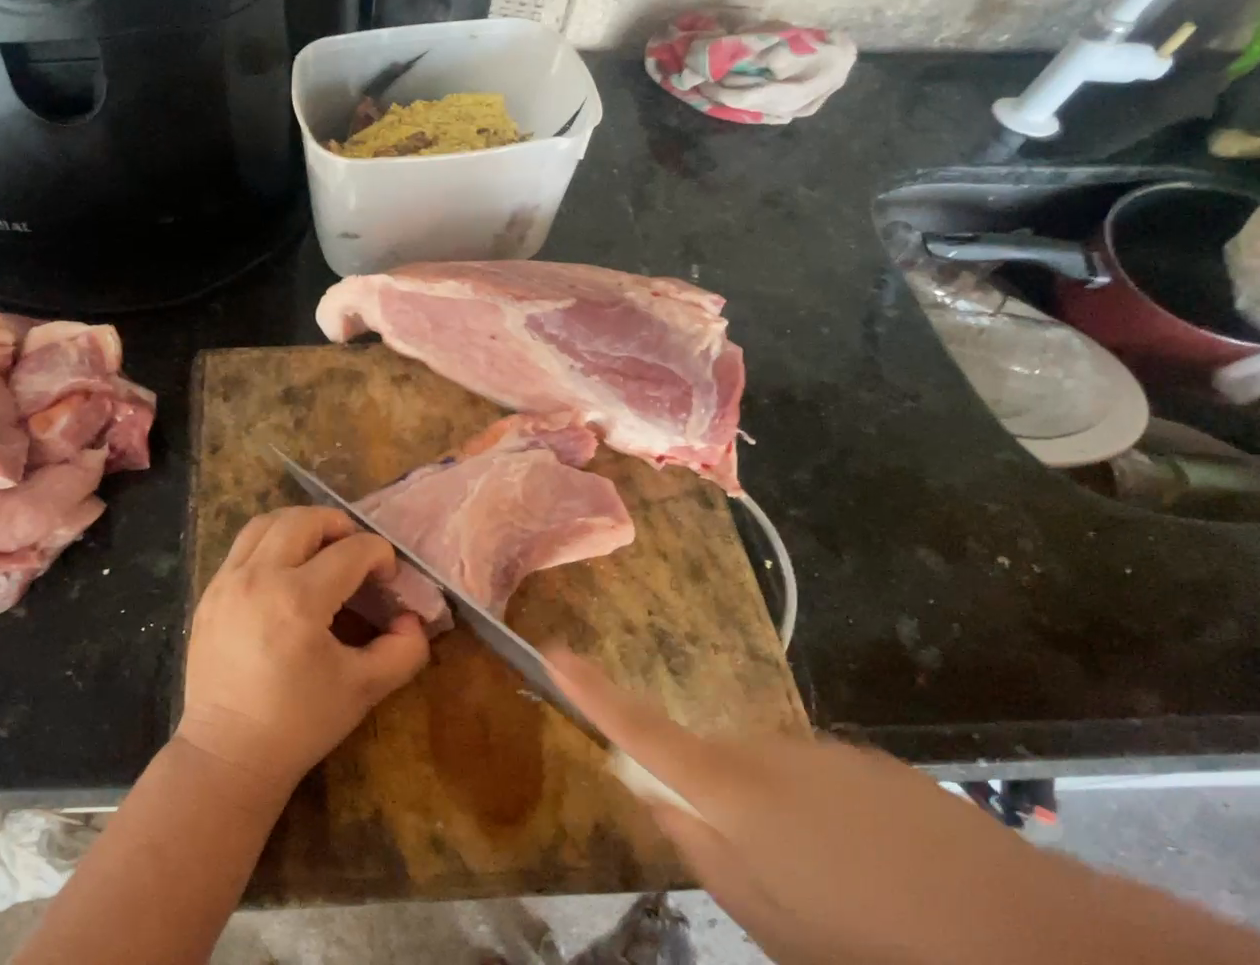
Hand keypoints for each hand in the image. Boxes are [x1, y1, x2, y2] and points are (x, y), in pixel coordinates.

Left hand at [179, 506, 430, 792]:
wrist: (229, 753)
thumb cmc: (300, 723)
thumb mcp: (364, 689)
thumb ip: (403, 650)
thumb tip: (412, 620)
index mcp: (298, 599)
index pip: (351, 551)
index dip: (380, 555)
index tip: (388, 578)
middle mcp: (258, 577)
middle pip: (303, 520)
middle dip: (339, 525)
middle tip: (357, 551)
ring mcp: (226, 583)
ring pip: (265, 523)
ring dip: (300, 526)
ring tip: (320, 549)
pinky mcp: (208, 595)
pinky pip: (241, 548)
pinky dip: (269, 544)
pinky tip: (285, 572)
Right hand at [543, 648, 1258, 964]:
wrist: (1032, 938)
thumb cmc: (867, 939)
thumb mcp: (762, 916)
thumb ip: (696, 846)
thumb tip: (652, 794)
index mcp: (728, 789)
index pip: (638, 727)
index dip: (590, 689)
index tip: (553, 649)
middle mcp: (769, 751)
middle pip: (705, 757)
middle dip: (704, 795)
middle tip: (746, 868)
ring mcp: (826, 753)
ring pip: (765, 774)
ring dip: (767, 813)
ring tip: (822, 885)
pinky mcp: (874, 767)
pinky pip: (814, 782)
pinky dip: (816, 817)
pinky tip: (865, 872)